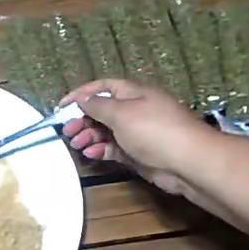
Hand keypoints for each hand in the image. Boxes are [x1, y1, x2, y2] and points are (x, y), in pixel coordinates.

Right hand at [59, 79, 209, 196]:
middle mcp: (135, 110)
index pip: (103, 87)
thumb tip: (83, 99)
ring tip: (77, 144)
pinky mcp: (138, 152)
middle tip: (68, 131)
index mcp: (133, 94)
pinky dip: (101, 149)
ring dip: (89, 136)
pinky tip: (91, 154)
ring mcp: (137, 132)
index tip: (61, 106)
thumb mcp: (121, 113)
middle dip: (82, 119)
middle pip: (102, 110)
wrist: (186, 161)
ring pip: (106, 131)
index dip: (81, 94)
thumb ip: (98, 105)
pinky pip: (114, 148)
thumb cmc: (153, 130)